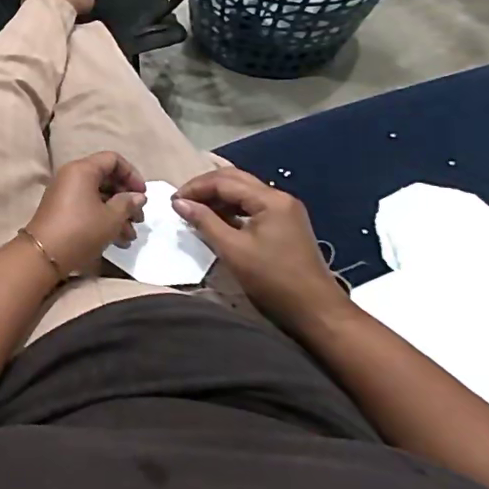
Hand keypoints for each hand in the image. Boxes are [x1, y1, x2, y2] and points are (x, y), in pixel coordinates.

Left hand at [23, 152, 147, 279]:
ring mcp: (65, 193)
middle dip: (126, 198)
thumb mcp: (111, 218)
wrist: (44, 254)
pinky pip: (88, 206)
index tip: (142, 195)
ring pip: (98, 196)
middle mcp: (72, 176)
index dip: (132, 174)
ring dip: (117, 213)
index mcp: (82, 170)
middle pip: (106, 178)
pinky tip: (118, 240)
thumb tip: (138, 196)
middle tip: (139, 218)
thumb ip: (128, 203)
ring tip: (130, 235)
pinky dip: (103, 218)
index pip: (113, 159)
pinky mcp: (63, 209)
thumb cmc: (81, 230)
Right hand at [171, 168, 349, 326]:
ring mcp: (284, 210)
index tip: (173, 201)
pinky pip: (251, 205)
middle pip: (235, 179)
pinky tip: (216, 219)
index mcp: (270, 200)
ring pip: (243, 191)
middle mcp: (279, 197)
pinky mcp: (285, 223)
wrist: (315, 309)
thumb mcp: (232, 249)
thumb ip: (204, 221)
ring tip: (194, 210)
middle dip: (205, 187)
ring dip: (217, 196)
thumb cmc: (272, 279)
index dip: (195, 188)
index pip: (224, 181)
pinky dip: (230, 208)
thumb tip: (179, 203)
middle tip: (181, 201)